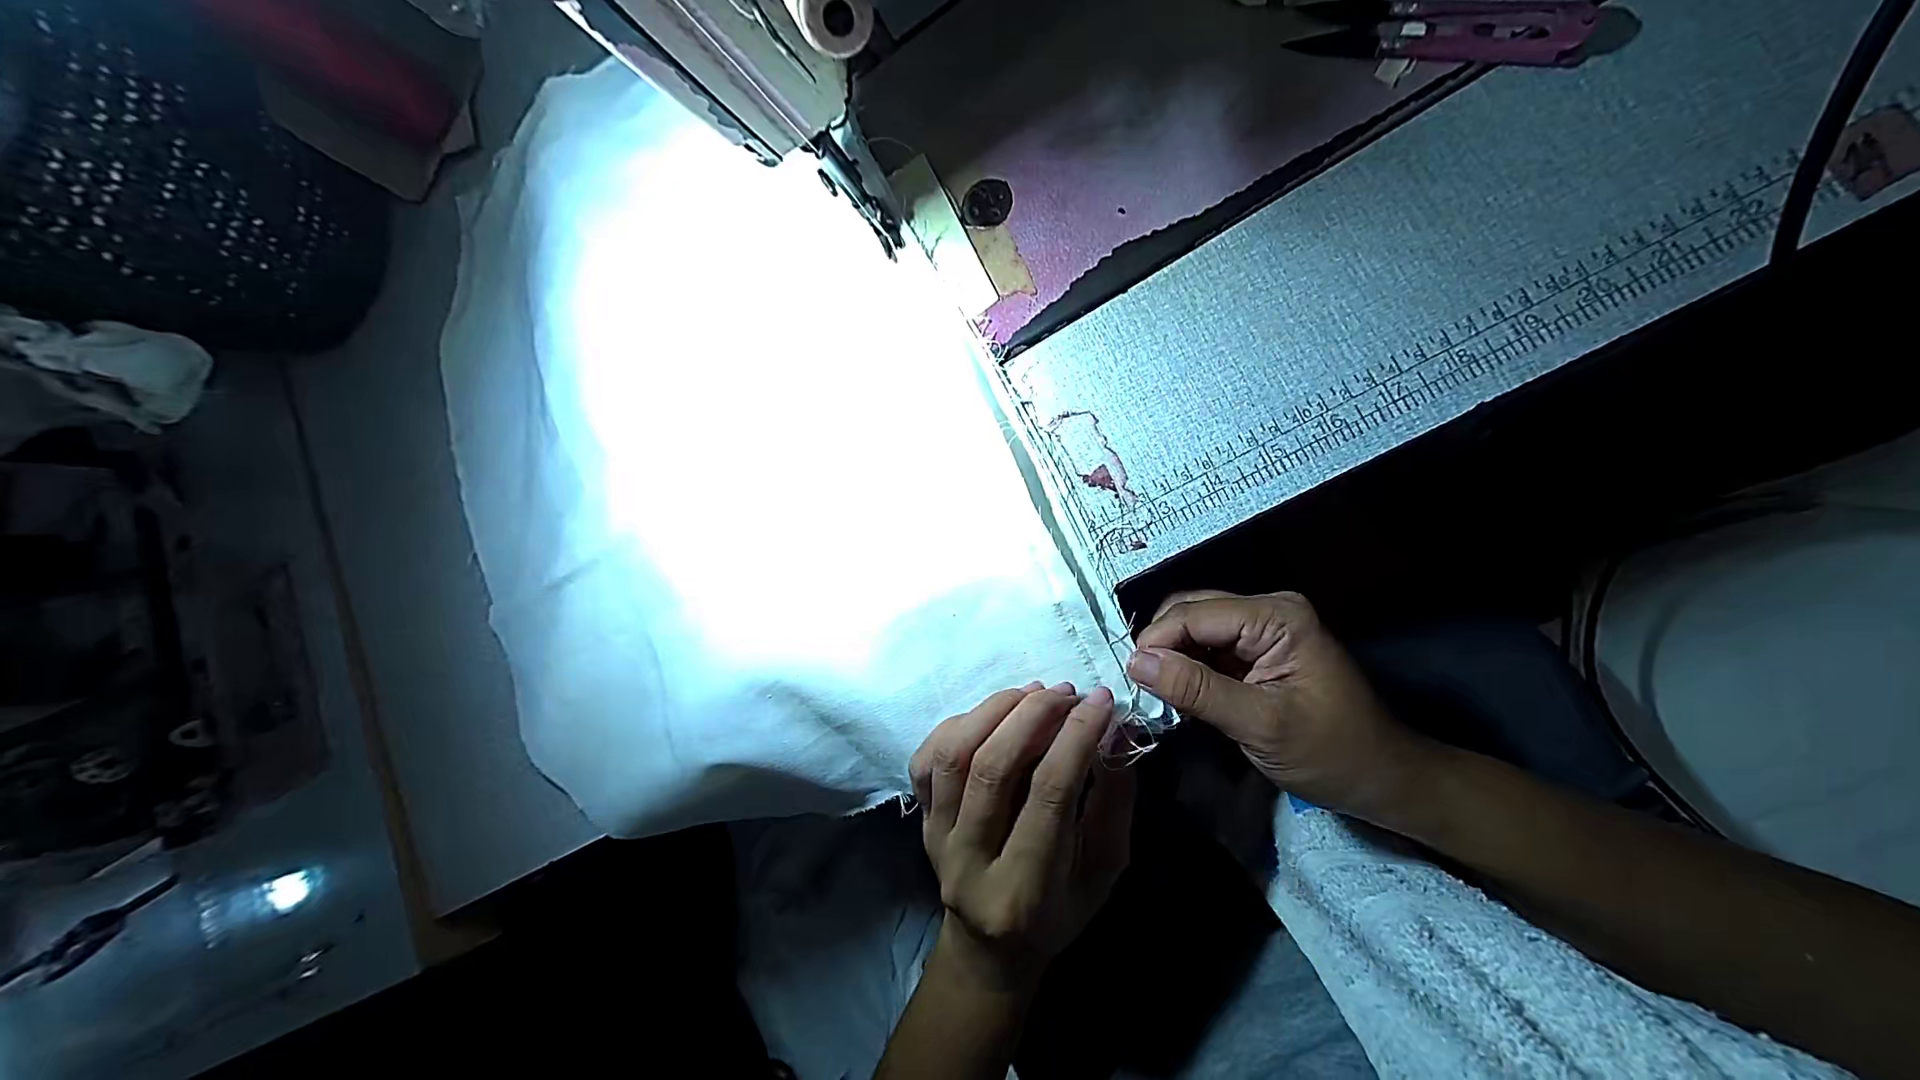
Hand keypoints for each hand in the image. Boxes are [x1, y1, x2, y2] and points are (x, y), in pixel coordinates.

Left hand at [908, 682, 1135, 990]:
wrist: (989, 947)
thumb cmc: (1058, 912)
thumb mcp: (1103, 870)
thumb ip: (1112, 803)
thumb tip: (1117, 731)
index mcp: (1024, 889)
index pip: (1049, 794)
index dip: (1076, 738)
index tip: (1101, 701)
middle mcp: (969, 863)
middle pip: (992, 768)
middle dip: (1033, 716)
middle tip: (1066, 692)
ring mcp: (936, 838)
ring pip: (953, 756)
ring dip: (994, 711)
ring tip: (1032, 693)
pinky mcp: (919, 819)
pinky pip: (926, 759)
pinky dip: (957, 725)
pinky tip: (991, 714)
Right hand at [1127, 590, 1433, 821]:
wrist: (1382, 779)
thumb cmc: (1331, 752)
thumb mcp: (1260, 724)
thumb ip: (1197, 690)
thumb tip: (1135, 662)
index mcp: (1276, 616)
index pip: (1194, 614)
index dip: (1156, 642)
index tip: (1132, 681)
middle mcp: (1266, 609)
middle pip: (1189, 612)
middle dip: (1161, 647)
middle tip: (1142, 688)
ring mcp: (1261, 628)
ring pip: (1192, 629)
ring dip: (1171, 659)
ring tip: (1159, 695)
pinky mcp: (1255, 649)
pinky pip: (1206, 647)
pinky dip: (1187, 669)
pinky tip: (1181, 696)